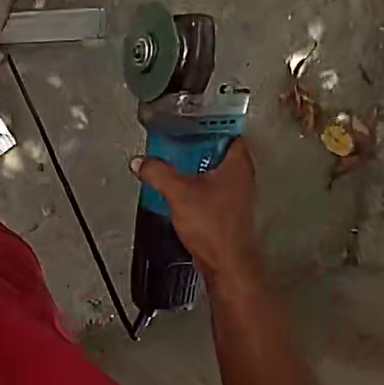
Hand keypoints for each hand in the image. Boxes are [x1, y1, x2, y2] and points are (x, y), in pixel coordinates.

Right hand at [131, 137, 261, 283]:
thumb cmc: (211, 225)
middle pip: (220, 152)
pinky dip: (199, 186)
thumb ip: (158, 173)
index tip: (190, 122)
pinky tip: (182, 191)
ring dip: (198, 168)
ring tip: (175, 165)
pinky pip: (213, 190)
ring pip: (217, 172)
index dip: (210, 125)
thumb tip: (140, 162)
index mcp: (238, 164)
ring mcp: (238, 195)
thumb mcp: (178, 193)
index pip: (229, 133)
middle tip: (177, 142)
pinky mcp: (229, 212)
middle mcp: (242, 177)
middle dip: (199, 147)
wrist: (225, 262)